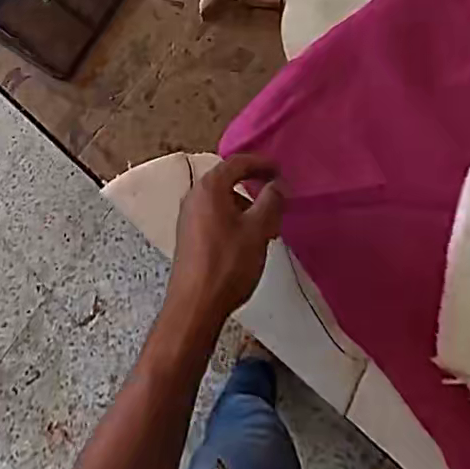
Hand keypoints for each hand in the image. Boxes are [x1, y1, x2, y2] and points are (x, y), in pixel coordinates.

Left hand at [164, 154, 284, 333]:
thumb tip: (278, 184)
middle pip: (228, 179)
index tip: (280, 171)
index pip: (238, 162)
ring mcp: (188, 215)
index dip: (262, 163)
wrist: (195, 306)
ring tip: (266, 225)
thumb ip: (271, 201)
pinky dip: (233, 218)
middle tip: (276, 197)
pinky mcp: (188, 235)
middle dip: (254, 185)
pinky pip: (214, 214)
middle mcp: (194, 195)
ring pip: (222, 199)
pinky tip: (247, 240)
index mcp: (209, 187)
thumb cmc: (228, 263)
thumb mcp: (258, 229)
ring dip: (245, 204)